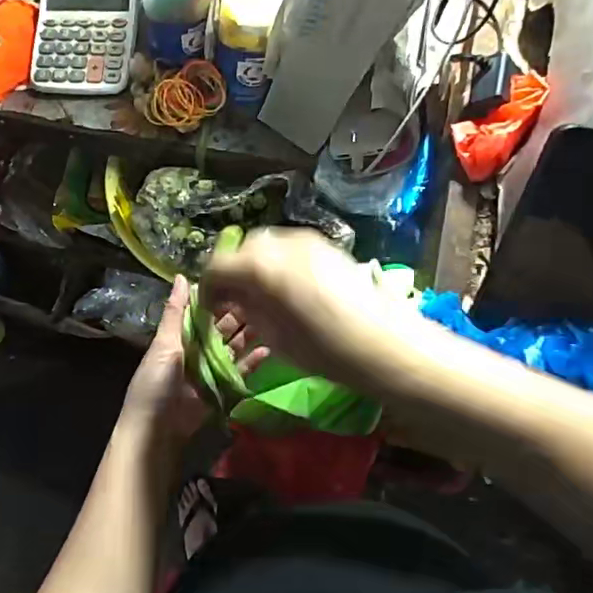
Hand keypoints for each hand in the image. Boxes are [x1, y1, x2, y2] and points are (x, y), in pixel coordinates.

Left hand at [120, 275, 266, 442]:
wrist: (156, 429)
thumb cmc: (155, 383)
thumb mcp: (163, 345)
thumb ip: (174, 312)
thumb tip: (181, 275)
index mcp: (178, 337)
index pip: (202, 313)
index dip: (219, 299)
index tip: (241, 282)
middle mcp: (195, 350)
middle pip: (221, 330)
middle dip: (239, 316)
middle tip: (265, 299)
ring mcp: (208, 370)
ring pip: (232, 349)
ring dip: (249, 336)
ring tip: (272, 321)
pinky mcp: (220, 389)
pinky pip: (238, 372)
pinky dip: (252, 362)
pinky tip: (268, 351)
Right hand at [201, 227, 417, 388]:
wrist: (385, 344)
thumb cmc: (323, 350)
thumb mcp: (272, 335)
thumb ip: (247, 310)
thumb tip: (234, 300)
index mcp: (259, 267)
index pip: (216, 268)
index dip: (208, 290)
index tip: (211, 311)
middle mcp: (279, 244)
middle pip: (240, 252)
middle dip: (232, 275)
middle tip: (235, 303)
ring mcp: (306, 242)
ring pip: (265, 247)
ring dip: (255, 269)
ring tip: (261, 298)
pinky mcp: (327, 247)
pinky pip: (289, 249)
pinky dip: (278, 265)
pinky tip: (286, 290)